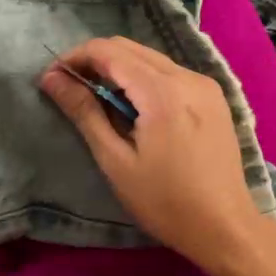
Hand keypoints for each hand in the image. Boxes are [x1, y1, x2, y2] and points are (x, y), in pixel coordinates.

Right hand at [39, 36, 271, 268]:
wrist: (224, 227)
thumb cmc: (163, 200)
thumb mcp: (114, 159)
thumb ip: (83, 111)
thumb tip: (51, 78)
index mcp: (162, 92)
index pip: (108, 52)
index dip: (74, 58)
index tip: (51, 80)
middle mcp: (187, 77)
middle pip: (128, 48)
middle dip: (92, 61)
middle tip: (69, 90)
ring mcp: (204, 85)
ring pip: (148, 57)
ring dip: (116, 69)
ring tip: (95, 100)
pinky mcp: (212, 97)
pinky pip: (167, 72)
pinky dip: (140, 78)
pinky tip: (130, 108)